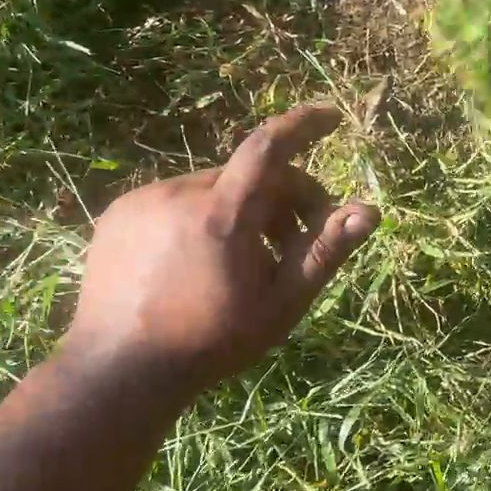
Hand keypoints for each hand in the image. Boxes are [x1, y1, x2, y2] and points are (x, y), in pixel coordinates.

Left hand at [61, 104, 373, 390]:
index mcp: (222, 214)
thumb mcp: (284, 300)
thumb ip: (327, 249)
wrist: (119, 372)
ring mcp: (142, 202)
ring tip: (252, 260)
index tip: (331, 117)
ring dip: (247, 210)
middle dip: (286, 199)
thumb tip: (371, 211)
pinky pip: (180, 199)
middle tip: (298, 243)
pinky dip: (207, 216)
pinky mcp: (119, 214)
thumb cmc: (214, 340)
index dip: (303, 125)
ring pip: (217, 188)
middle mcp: (178, 194)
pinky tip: (207, 260)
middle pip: (251, 175)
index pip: (269, 148)